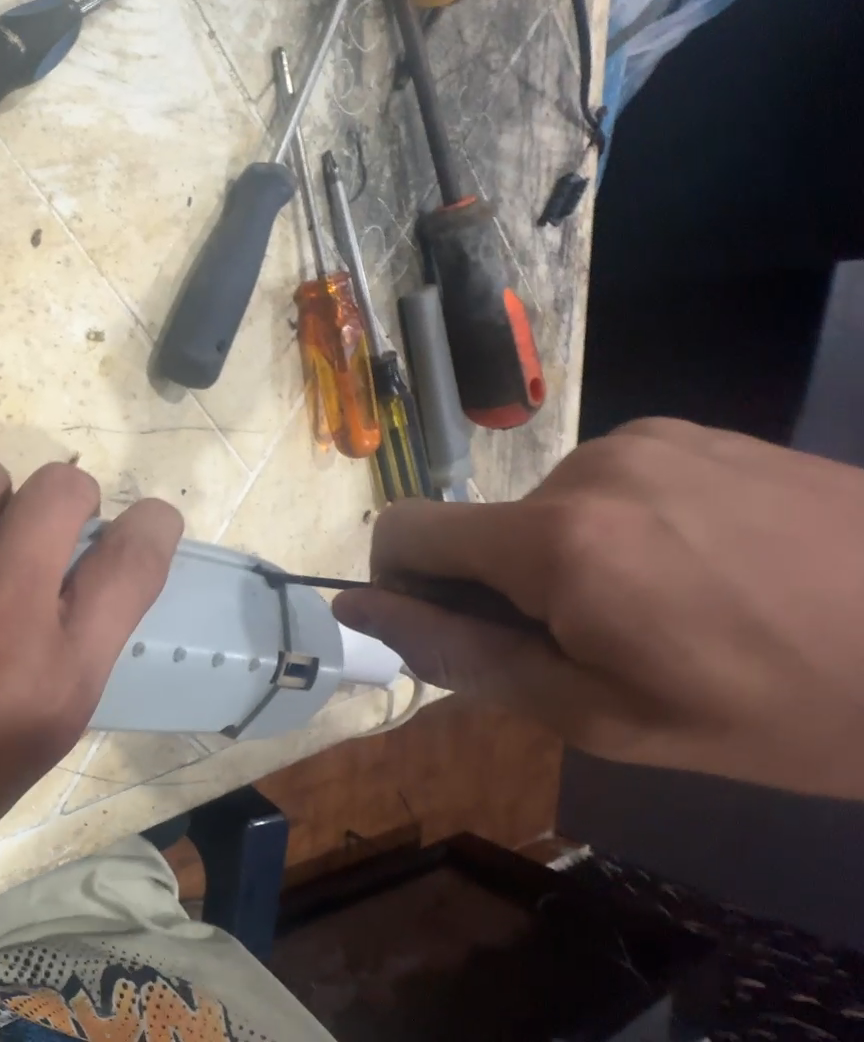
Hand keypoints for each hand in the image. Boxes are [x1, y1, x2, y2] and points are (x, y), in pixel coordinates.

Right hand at [334, 418, 863, 799]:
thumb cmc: (789, 712)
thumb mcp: (599, 716)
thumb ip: (458, 654)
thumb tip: (358, 608)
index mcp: (556, 540)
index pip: (403, 530)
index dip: (404, 584)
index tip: (467, 632)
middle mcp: (586, 466)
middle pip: (477, 529)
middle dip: (503, 585)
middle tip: (601, 644)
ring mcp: (646, 438)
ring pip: (539, 507)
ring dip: (566, 555)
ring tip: (670, 606)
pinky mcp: (696, 431)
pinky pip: (604, 481)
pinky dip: (619, 524)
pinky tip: (707, 565)